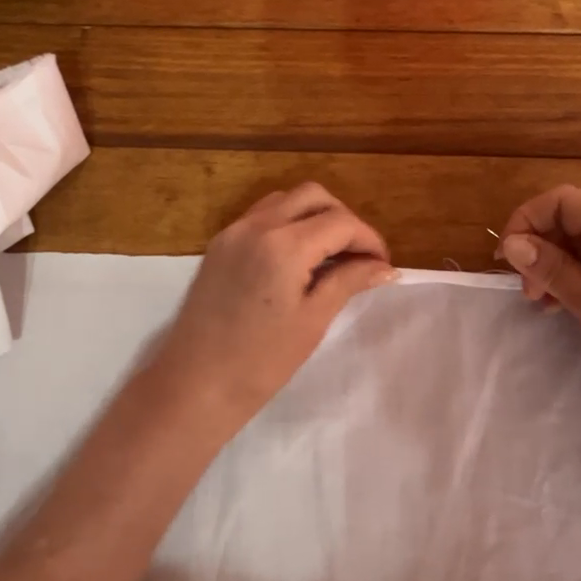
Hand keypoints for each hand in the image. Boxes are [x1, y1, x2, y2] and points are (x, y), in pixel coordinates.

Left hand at [157, 183, 396, 418]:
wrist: (196, 384)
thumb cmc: (261, 362)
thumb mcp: (313, 320)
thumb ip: (348, 282)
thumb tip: (384, 267)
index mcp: (284, 245)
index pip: (341, 222)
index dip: (369, 240)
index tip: (383, 265)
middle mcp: (257, 225)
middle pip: (314, 196)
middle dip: (343, 219)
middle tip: (359, 256)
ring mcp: (234, 231)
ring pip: (286, 199)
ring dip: (315, 216)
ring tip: (331, 256)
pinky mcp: (220, 243)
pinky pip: (262, 215)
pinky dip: (288, 222)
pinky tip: (298, 258)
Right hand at [499, 185, 580, 431]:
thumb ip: (553, 270)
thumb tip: (511, 243)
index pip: (565, 201)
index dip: (528, 220)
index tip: (507, 259)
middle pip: (569, 220)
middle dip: (538, 247)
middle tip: (526, 290)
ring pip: (576, 244)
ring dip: (549, 266)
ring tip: (539, 302)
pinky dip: (567, 279)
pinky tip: (556, 305)